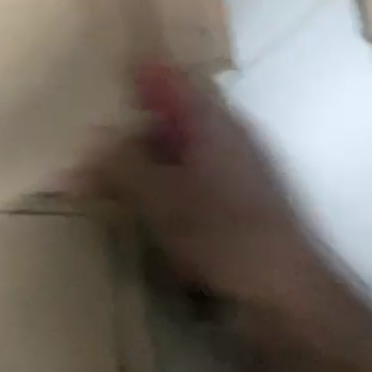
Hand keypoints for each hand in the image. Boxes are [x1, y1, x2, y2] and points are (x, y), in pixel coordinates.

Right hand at [86, 62, 339, 318]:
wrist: (286, 300)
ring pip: (175, 149)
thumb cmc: (224, 237)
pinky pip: (184, 180)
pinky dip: (155, 183)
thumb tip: (88, 142)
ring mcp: (231, 174)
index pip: (169, 79)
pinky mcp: (232, 207)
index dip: (137, 71)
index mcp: (211, 123)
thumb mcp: (159, 197)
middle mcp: (224, 139)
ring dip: (139, 155)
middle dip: (130, 118)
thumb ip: (119, 165)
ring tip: (96, 167)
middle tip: (85, 126)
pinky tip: (132, 204)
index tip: (100, 70)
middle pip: (170, 114)